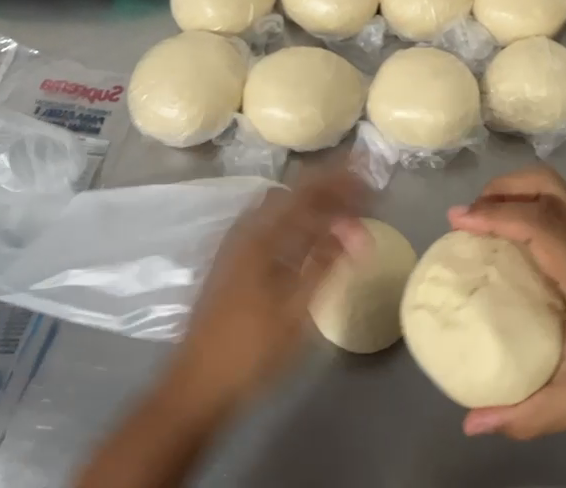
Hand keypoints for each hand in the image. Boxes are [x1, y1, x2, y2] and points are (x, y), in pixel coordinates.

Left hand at [167, 160, 367, 414]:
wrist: (195, 387)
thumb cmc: (250, 351)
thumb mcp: (296, 311)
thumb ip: (326, 264)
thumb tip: (357, 229)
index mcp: (262, 237)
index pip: (309, 194)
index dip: (341, 182)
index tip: (369, 178)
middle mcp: (246, 231)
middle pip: (293, 194)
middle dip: (329, 189)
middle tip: (361, 195)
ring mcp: (234, 246)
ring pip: (280, 208)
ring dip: (311, 203)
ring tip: (341, 213)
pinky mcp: (231, 263)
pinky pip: (270, 224)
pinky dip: (295, 220)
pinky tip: (307, 239)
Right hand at [447, 165, 565, 438]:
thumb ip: (524, 417)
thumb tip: (471, 424)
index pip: (540, 225)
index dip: (496, 216)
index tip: (456, 221)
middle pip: (548, 188)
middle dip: (502, 190)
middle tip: (467, 218)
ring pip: (557, 189)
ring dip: (517, 190)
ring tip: (482, 218)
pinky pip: (561, 205)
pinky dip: (530, 203)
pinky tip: (510, 233)